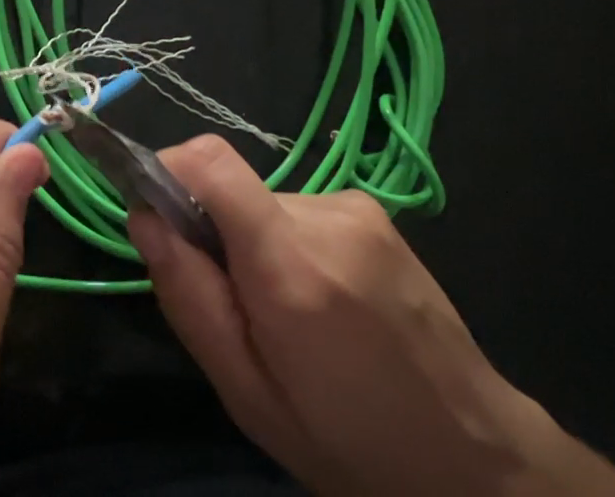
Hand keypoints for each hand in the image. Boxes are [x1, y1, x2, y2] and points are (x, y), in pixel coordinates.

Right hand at [129, 135, 614, 496]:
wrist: (471, 451)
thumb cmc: (346, 438)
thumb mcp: (246, 390)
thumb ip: (188, 296)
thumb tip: (143, 215)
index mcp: (291, 266)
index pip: (210, 162)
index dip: (165, 170)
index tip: (154, 220)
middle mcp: (328, 217)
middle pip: (232, 192)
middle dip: (213, 237)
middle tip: (238, 313)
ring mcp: (360, 210)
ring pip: (264, 205)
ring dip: (255, 247)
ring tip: (288, 319)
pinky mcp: (377, 215)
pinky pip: (300, 212)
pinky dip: (289, 245)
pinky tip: (322, 306)